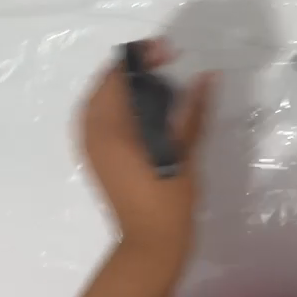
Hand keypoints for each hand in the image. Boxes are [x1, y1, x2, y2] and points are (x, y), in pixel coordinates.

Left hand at [78, 40, 216, 259]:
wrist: (151, 245)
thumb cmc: (167, 199)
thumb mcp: (183, 152)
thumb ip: (191, 111)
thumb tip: (206, 77)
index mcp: (108, 128)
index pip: (118, 75)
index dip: (143, 57)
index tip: (172, 51)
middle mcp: (91, 133)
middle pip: (105, 84)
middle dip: (136, 69)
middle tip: (169, 63)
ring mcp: (91, 147)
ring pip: (103, 101)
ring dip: (130, 87)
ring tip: (163, 84)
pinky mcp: (99, 159)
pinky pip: (104, 119)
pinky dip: (125, 107)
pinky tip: (151, 112)